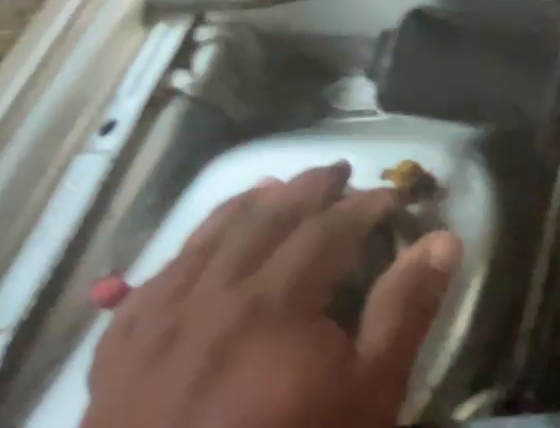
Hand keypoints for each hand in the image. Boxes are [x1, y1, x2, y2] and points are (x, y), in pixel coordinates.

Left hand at [84, 162, 461, 427]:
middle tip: (338, 171)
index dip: (363, 205)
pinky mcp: (116, 365)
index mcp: (274, 307)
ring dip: (242, 209)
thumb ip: (404, 309)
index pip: (327, 230)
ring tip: (273, 189)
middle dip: (305, 191)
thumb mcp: (370, 388)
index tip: (393, 196)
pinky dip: (181, 255)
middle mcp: (208, 303)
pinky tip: (195, 252)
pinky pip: (146, 289)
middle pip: (261, 224)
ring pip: (200, 245)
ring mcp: (153, 332)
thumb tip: (444, 239)